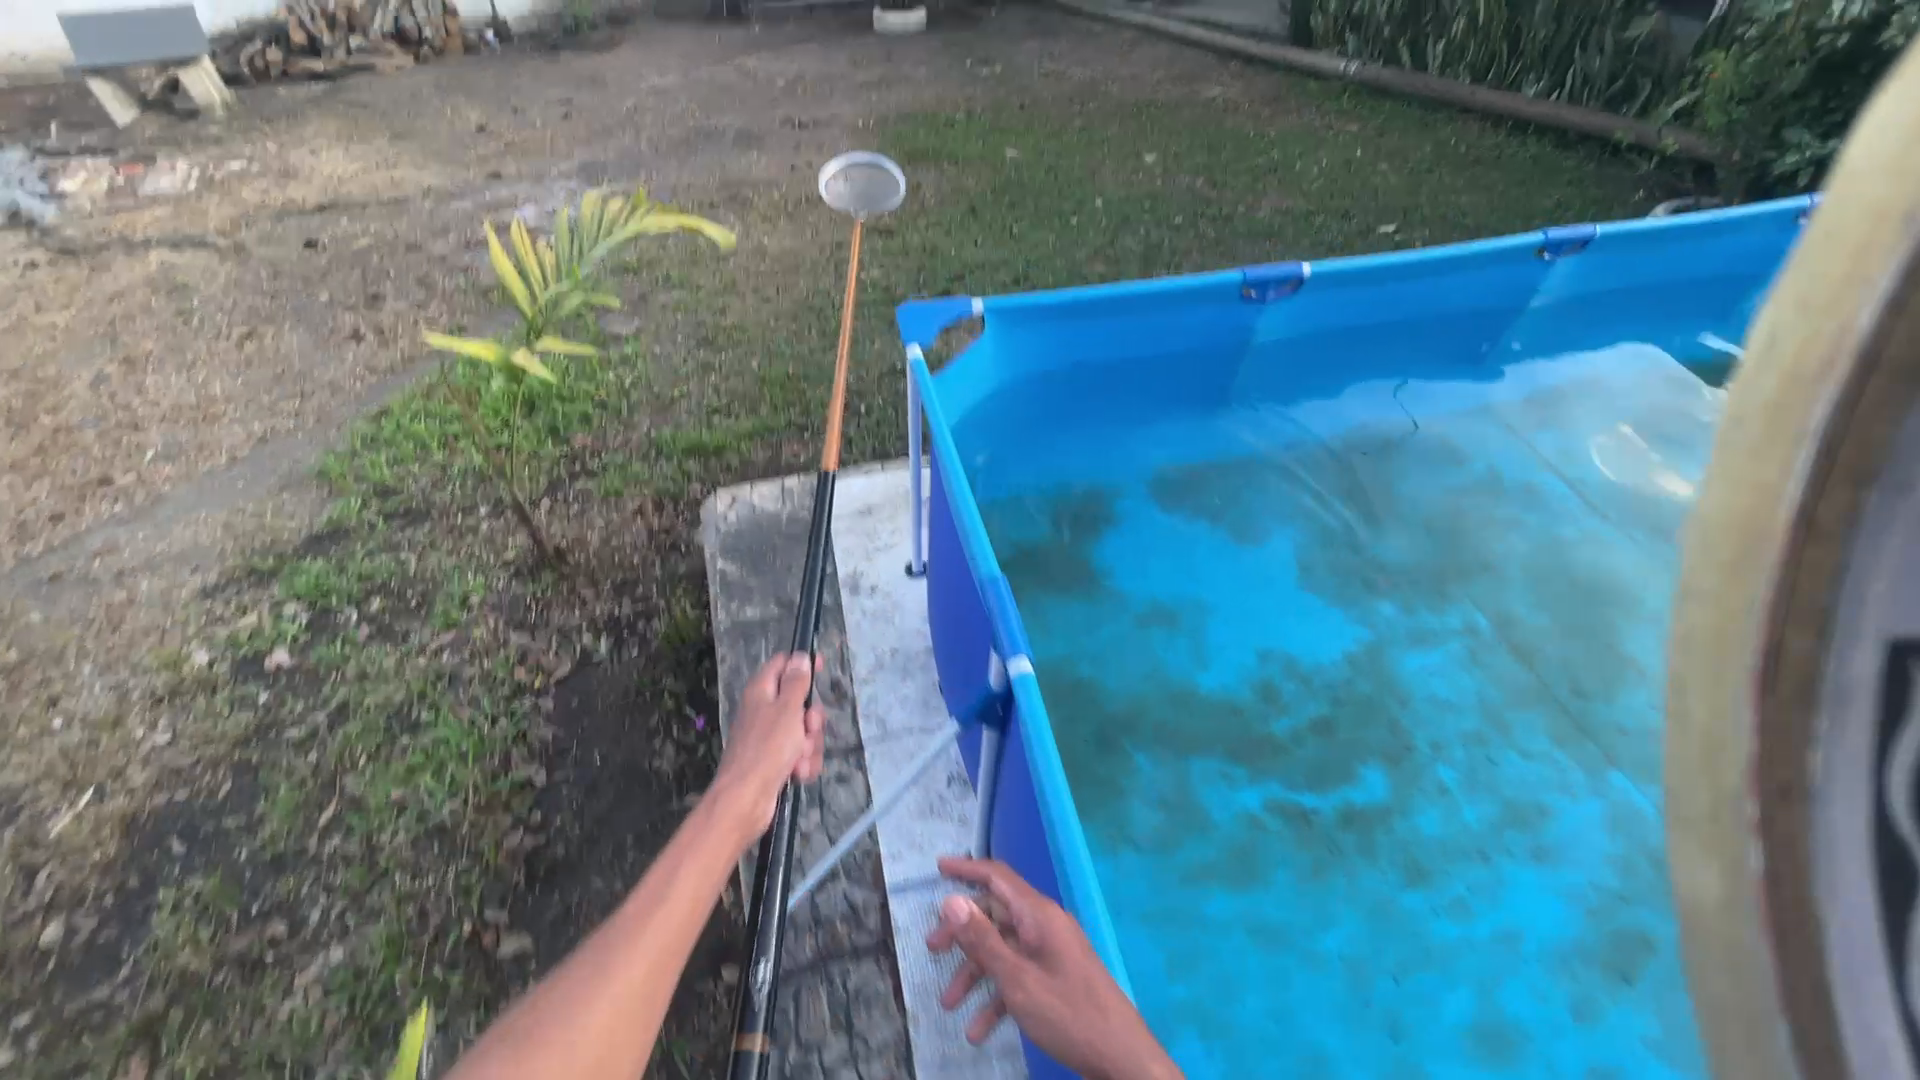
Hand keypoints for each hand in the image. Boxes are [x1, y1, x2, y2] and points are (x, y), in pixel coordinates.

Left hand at [709, 652, 827, 844]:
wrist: (746, 798)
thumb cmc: (767, 748)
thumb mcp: (787, 709)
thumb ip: (796, 682)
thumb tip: (799, 656)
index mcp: (761, 692)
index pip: (782, 664)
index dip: (802, 663)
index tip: (822, 667)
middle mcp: (764, 712)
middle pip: (799, 702)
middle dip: (811, 718)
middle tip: (808, 729)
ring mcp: (769, 738)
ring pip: (803, 731)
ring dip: (809, 745)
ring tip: (800, 759)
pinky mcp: (775, 761)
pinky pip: (799, 754)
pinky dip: (803, 763)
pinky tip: (799, 773)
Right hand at [927, 857, 1181, 1079]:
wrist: (1120, 1056)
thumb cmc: (1067, 1012)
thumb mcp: (1017, 979)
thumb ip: (982, 939)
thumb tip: (951, 900)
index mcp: (1038, 915)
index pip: (998, 877)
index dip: (967, 870)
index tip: (938, 868)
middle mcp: (1045, 925)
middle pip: (996, 914)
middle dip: (962, 933)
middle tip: (932, 949)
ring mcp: (1051, 952)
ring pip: (1003, 950)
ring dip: (975, 974)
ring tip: (948, 1002)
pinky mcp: (1056, 978)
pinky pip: (1018, 975)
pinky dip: (997, 996)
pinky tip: (978, 1029)